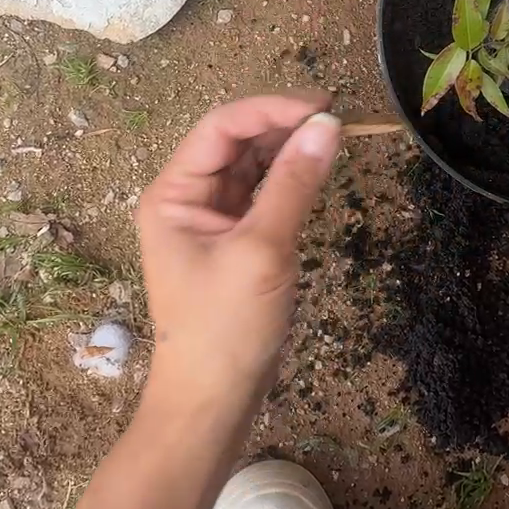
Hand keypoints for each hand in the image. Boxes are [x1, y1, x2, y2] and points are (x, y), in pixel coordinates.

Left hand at [135, 92, 340, 406]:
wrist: (213, 402)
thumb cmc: (226, 327)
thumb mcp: (263, 249)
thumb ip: (295, 182)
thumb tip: (329, 123)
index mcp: (173, 192)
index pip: (222, 126)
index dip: (271, 108)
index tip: (323, 106)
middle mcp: (187, 196)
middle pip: (237, 139)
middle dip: (282, 123)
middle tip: (335, 117)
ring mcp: (211, 217)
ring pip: (252, 162)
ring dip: (289, 146)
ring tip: (332, 135)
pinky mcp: (235, 236)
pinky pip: (263, 190)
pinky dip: (290, 175)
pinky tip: (316, 167)